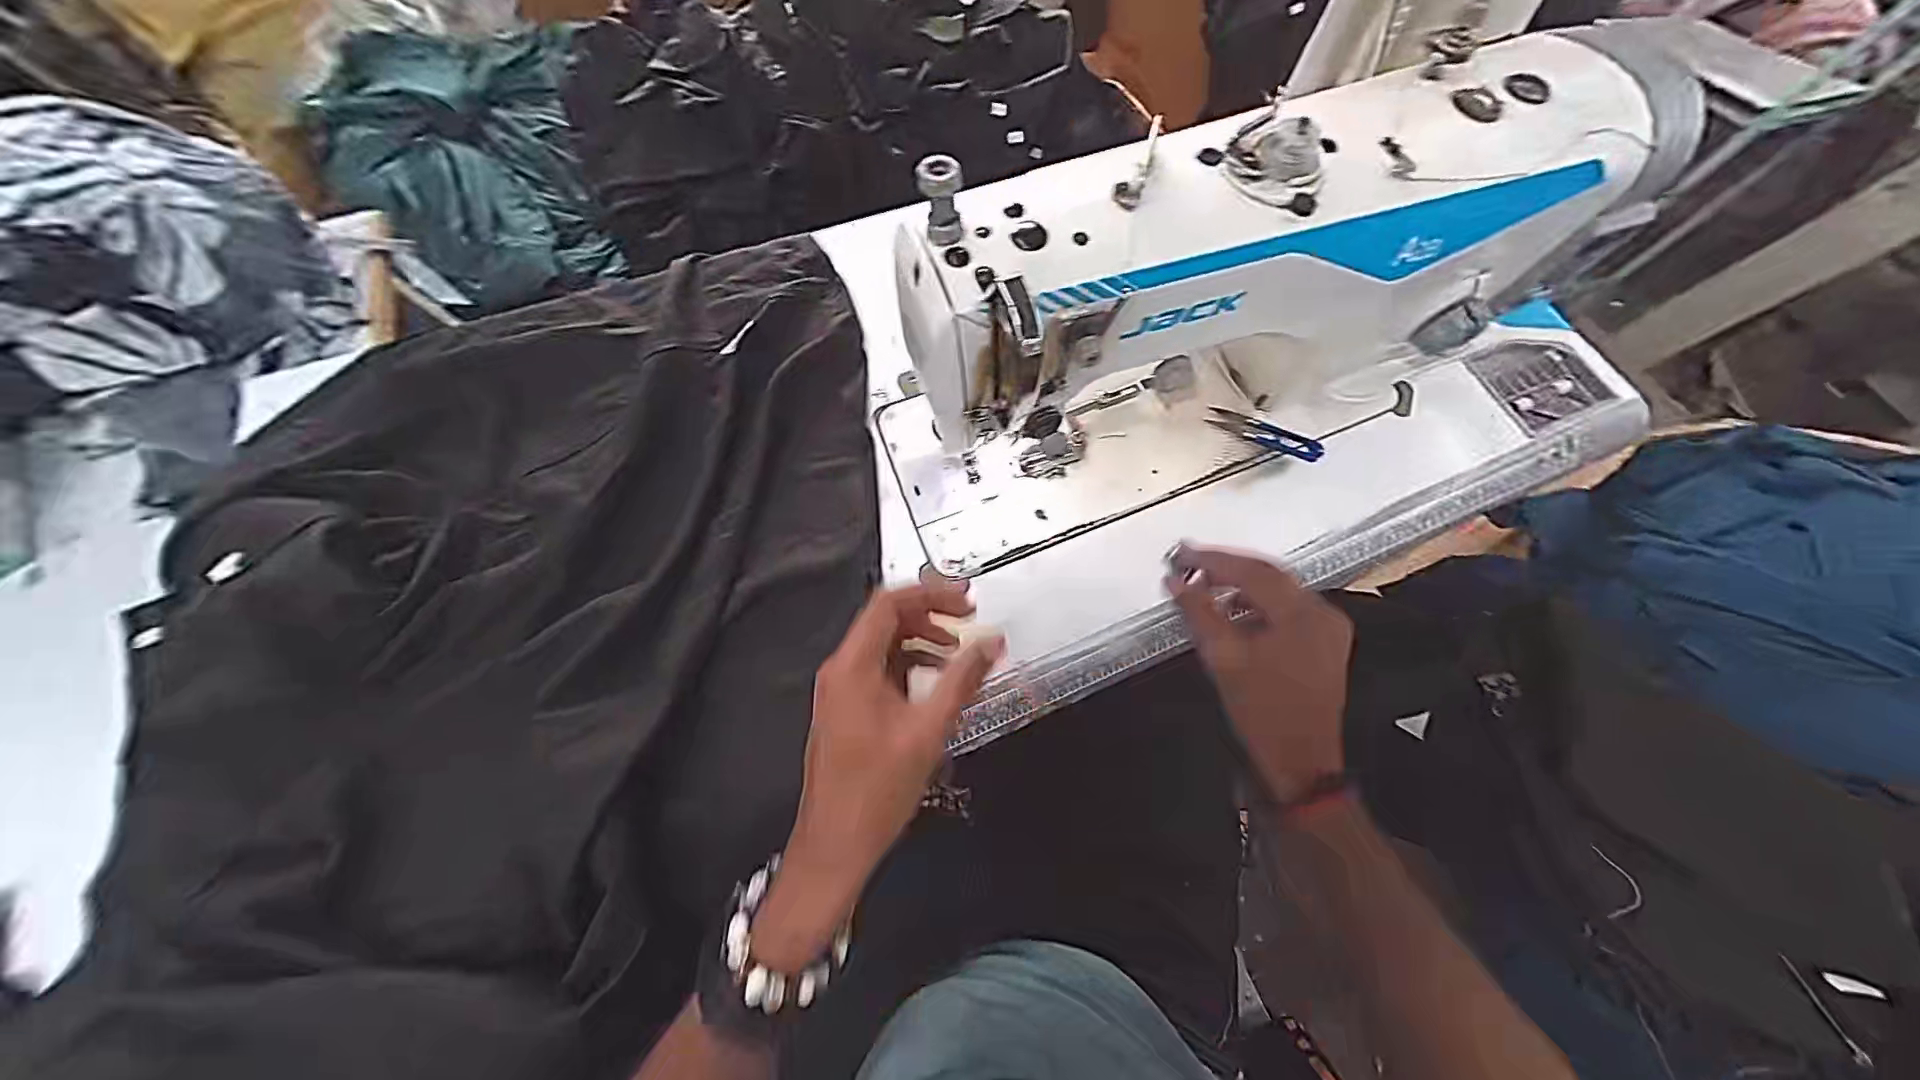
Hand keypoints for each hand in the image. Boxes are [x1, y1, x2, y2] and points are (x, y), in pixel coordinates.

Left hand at [752, 582, 1003, 971]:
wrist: (835, 843)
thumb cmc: (873, 793)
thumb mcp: (928, 730)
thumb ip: (961, 680)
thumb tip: (989, 645)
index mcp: (853, 667)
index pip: (888, 603)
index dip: (930, 592)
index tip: (964, 597)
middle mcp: (841, 671)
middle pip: (885, 619)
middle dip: (930, 613)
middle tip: (967, 618)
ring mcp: (841, 689)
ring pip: (884, 644)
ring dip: (922, 640)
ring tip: (957, 652)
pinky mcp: (848, 707)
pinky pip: (881, 668)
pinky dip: (911, 664)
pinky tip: (936, 681)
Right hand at [1165, 544, 1352, 803]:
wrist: (1300, 760)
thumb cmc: (1265, 715)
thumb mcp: (1223, 658)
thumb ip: (1198, 612)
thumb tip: (1177, 581)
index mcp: (1302, 614)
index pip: (1251, 570)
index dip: (1211, 558)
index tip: (1181, 554)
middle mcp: (1321, 613)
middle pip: (1267, 573)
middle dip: (1224, 565)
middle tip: (1187, 562)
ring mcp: (1326, 628)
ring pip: (1275, 589)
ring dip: (1238, 584)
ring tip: (1203, 585)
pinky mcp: (1323, 642)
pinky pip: (1284, 608)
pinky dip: (1254, 603)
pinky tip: (1230, 611)